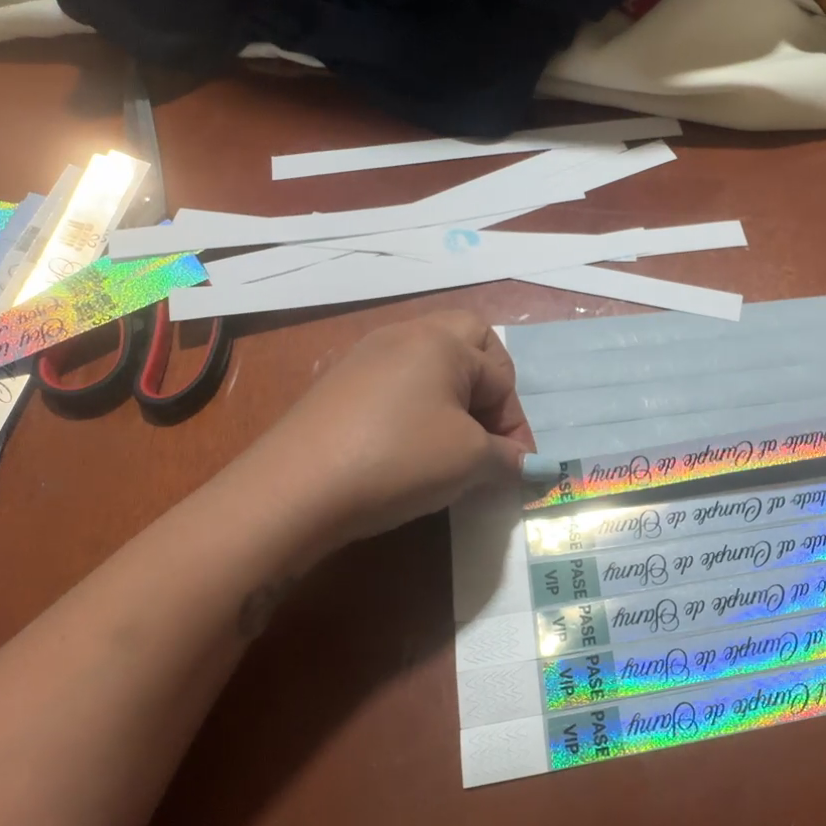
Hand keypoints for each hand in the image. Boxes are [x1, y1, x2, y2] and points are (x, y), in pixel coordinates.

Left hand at [233, 311, 536, 552]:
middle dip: (489, 387)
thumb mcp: (469, 460)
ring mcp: (364, 359)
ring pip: (429, 365)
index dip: (517, 424)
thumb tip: (530, 465)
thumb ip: (508, 457)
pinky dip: (417, 411)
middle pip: (467, 343)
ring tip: (453, 446)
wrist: (295, 490)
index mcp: (441, 341)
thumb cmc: (399, 459)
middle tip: (488, 432)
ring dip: (452, 400)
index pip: (502, 376)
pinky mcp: (337, 388)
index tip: (519, 467)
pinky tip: (409, 451)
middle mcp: (402, 336)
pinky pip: (396, 386)